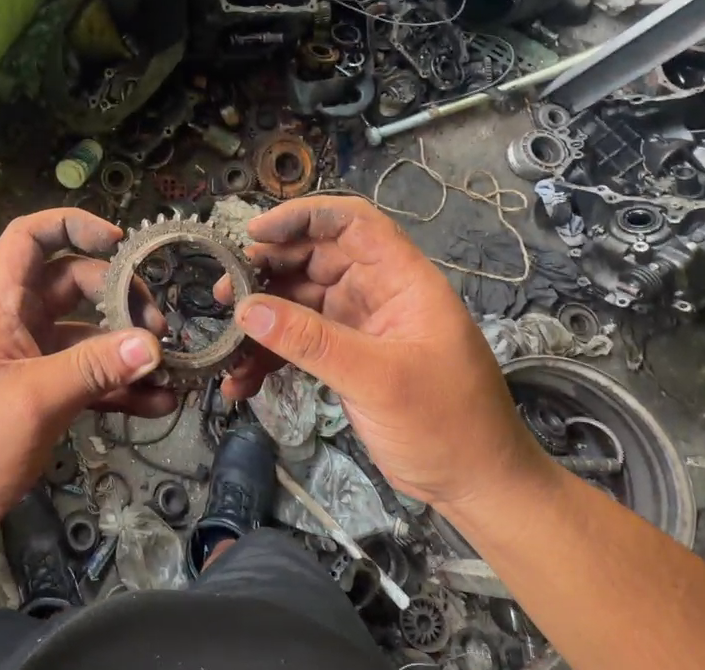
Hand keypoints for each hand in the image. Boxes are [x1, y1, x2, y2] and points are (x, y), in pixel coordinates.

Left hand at [0, 209, 174, 545]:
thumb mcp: (35, 400)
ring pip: (85, 333)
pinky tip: (157, 405)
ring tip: (169, 371)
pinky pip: (85, 377)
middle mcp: (14, 322)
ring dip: (126, 348)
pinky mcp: (40, 395)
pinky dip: (117, 386)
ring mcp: (28, 359)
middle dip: (119, 298)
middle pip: (72, 283)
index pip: (29, 238)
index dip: (73, 225)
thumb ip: (94, 368)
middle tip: (159, 330)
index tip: (120, 242)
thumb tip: (152, 343)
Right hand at [219, 197, 548, 509]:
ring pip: (299, 302)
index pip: (351, 223)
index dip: (303, 217)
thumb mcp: (378, 379)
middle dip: (267, 271)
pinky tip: (242, 380)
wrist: (478, 488)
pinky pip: (299, 344)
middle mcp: (377, 294)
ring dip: (262, 318)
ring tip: (225, 338)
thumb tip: (246, 310)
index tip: (254, 234)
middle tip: (226, 290)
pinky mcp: (346, 359)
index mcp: (401, 280)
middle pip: (314, 259)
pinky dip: (270, 358)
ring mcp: (359, 326)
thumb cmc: (447, 424)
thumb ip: (310, 341)